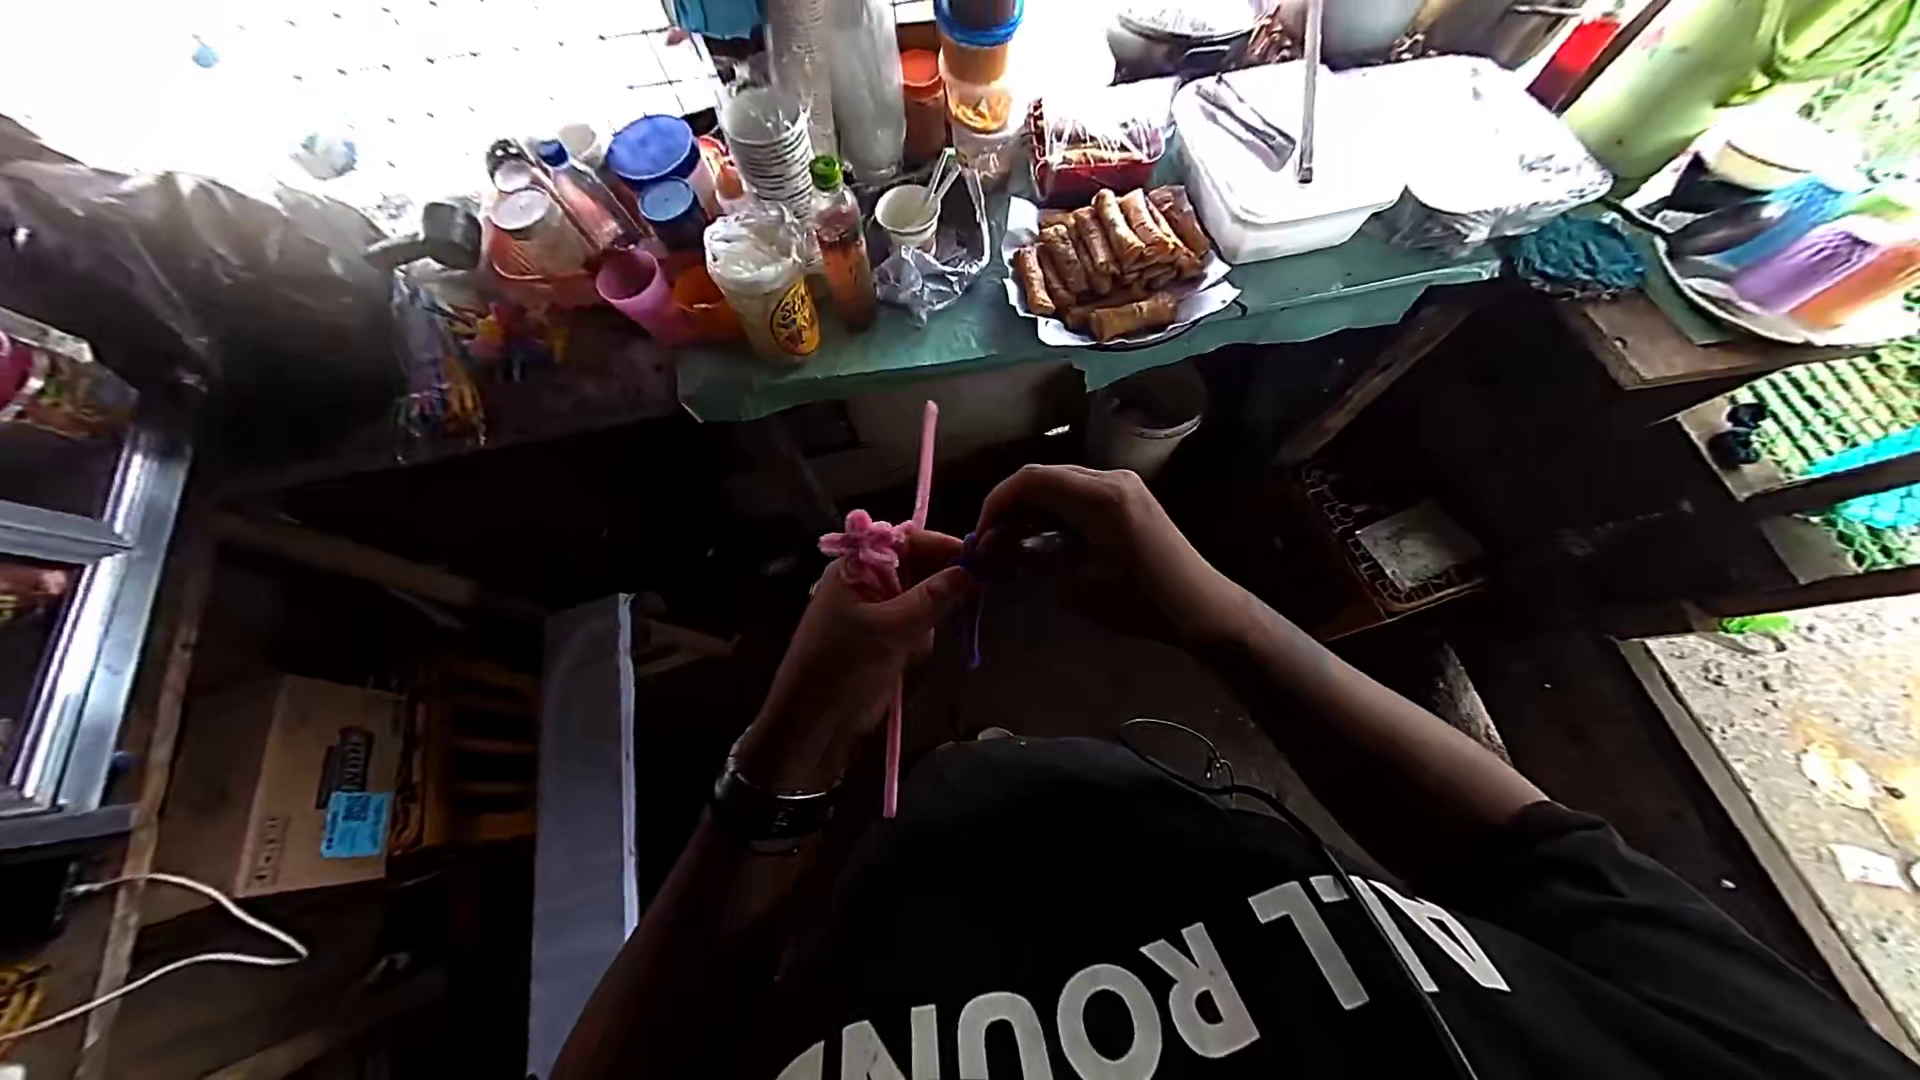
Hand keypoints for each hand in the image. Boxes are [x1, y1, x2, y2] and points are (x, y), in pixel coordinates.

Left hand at [735, 530, 975, 789]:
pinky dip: (923, 640)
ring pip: (928, 599)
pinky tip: (908, 659)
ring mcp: (881, 610)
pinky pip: (922, 625)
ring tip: (913, 646)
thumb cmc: (840, 667)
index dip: (943, 547)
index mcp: (857, 566)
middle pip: (923, 568)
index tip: (977, 561)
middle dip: (942, 588)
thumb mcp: (887, 630)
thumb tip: (971, 572)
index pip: (909, 541)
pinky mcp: (890, 636)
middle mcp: (871, 581)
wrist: (814, 724)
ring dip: (932, 620)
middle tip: (969, 603)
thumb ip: (931, 600)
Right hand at [976, 465, 1251, 646]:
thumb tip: (998, 549)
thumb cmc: (1142, 603)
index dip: (997, 502)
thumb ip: (1034, 559)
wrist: (1201, 608)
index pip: (1032, 480)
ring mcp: (1122, 485)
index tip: (982, 534)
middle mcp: (1111, 479)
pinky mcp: (1127, 497)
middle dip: (1009, 505)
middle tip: (990, 541)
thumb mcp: (1080, 586)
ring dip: (1029, 507)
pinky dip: (1052, 509)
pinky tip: (1041, 537)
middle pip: (1043, 476)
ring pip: (1058, 482)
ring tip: (1010, 541)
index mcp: (1101, 496)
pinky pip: (1077, 492)